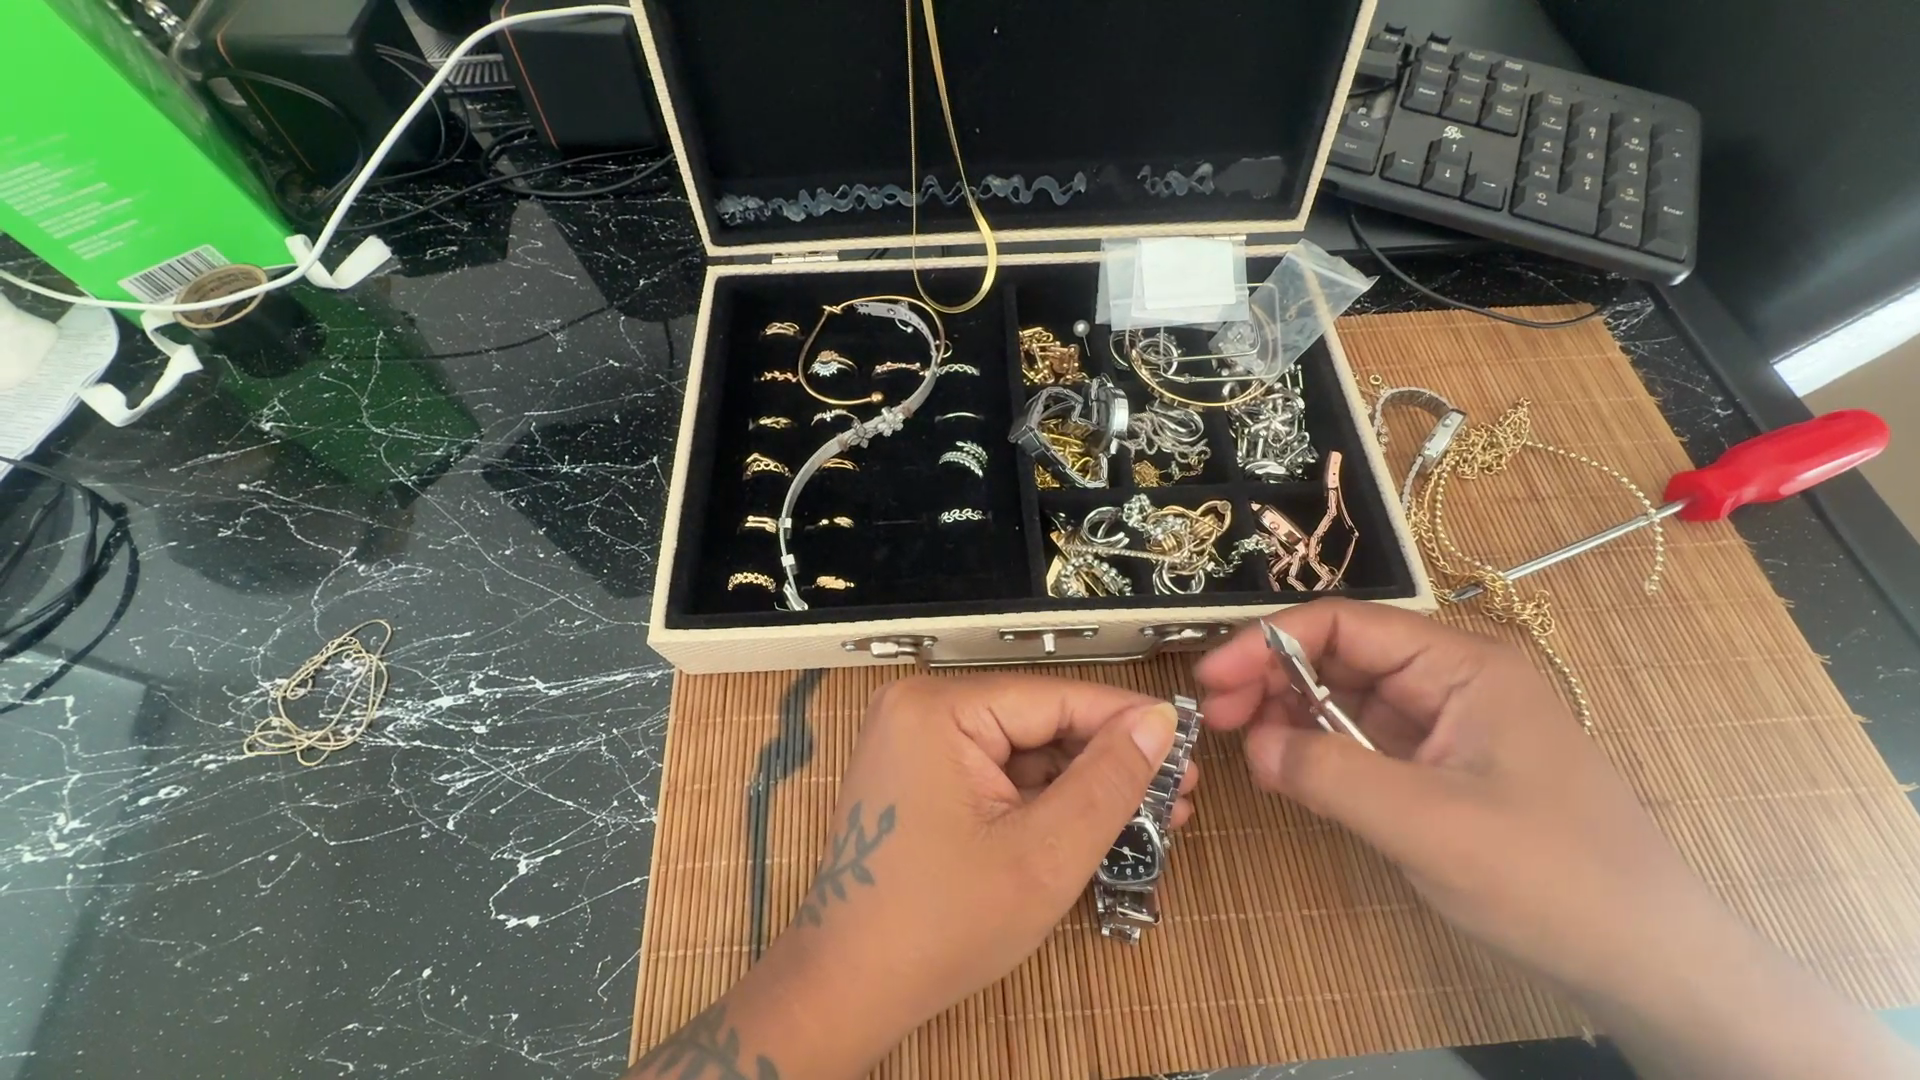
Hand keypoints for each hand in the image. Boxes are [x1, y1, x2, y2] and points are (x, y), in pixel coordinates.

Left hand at [744, 674, 1190, 1072]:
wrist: (851, 986)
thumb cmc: (940, 926)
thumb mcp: (1044, 855)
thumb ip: (1108, 781)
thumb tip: (1157, 723)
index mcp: (937, 709)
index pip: (1055, 697)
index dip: (1124, 721)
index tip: (1185, 745)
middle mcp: (919, 707)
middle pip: (1038, 721)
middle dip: (1106, 760)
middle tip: (1176, 791)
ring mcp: (914, 738)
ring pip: (1021, 748)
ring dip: (1080, 782)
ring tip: (1150, 813)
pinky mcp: (918, 770)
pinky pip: (995, 769)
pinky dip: (1042, 797)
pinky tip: (1092, 820)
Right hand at [1194, 598, 1716, 997]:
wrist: (1649, 963)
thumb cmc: (1549, 878)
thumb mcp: (1427, 824)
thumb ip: (1328, 775)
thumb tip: (1254, 747)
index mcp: (1462, 665)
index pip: (1345, 624)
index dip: (1268, 642)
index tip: (1211, 679)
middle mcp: (1450, 680)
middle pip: (1338, 654)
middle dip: (1271, 678)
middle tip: (1218, 718)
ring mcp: (1444, 723)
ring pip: (1343, 696)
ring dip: (1288, 713)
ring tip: (1246, 748)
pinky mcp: (1437, 764)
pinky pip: (1360, 739)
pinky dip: (1315, 748)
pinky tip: (1285, 769)